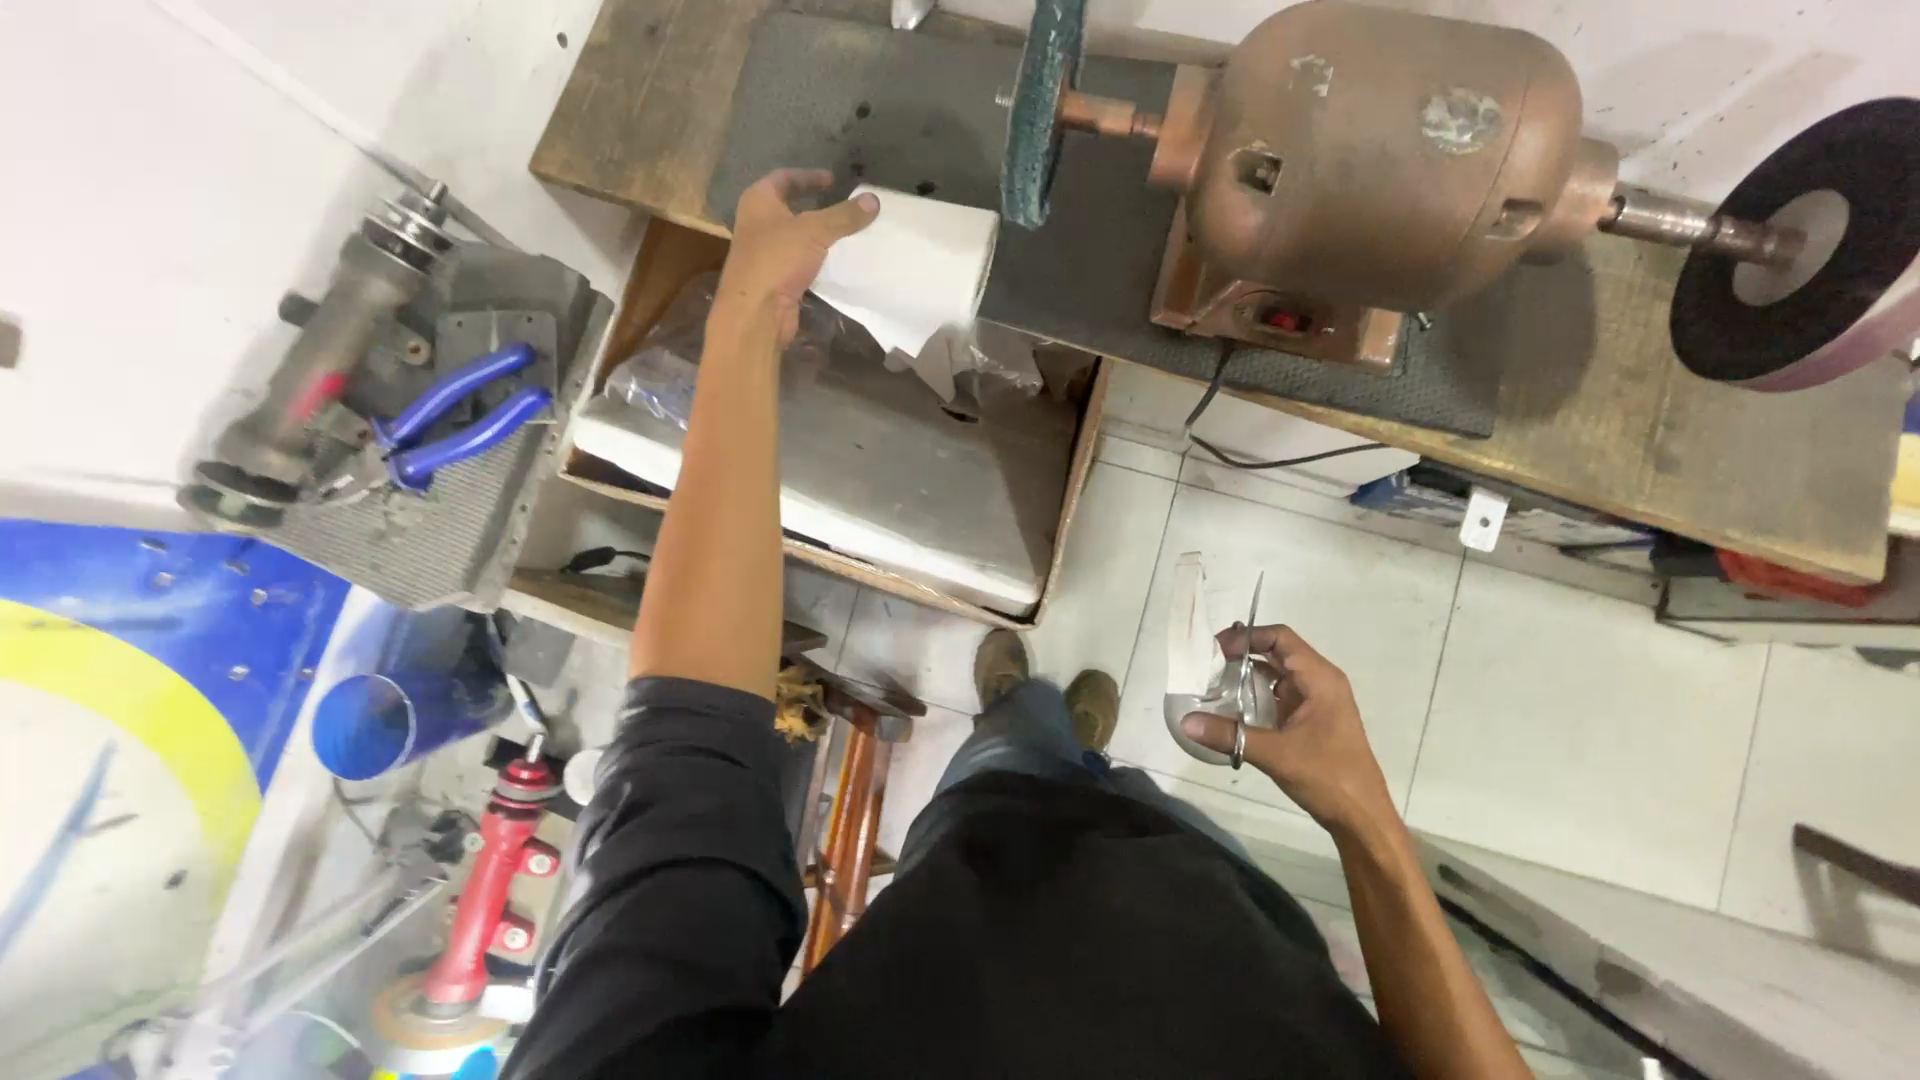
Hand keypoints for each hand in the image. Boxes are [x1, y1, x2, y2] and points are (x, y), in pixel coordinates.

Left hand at [713, 169, 879, 346]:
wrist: (756, 311)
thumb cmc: (777, 259)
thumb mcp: (814, 231)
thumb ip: (844, 215)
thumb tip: (873, 200)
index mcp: (758, 201)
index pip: (784, 178)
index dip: (809, 177)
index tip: (833, 180)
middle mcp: (758, 223)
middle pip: (790, 208)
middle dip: (816, 207)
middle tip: (841, 206)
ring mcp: (765, 253)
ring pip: (796, 238)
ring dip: (819, 236)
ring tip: (846, 234)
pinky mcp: (775, 279)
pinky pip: (800, 263)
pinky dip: (818, 261)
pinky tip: (837, 263)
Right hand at [1180, 625, 1397, 838]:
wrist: (1361, 816)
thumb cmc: (1328, 777)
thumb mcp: (1275, 754)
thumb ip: (1229, 735)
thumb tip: (1186, 722)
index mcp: (1320, 679)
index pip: (1280, 638)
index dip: (1247, 636)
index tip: (1215, 649)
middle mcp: (1319, 682)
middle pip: (1276, 652)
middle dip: (1241, 653)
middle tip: (1206, 664)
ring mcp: (1315, 701)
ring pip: (1275, 674)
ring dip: (1245, 675)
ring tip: (1211, 683)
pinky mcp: (1308, 719)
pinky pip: (1277, 695)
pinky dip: (1254, 695)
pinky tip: (1230, 707)